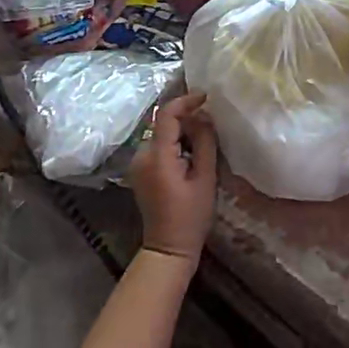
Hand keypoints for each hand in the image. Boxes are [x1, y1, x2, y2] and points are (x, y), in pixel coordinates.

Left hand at [132, 93, 217, 261]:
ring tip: (202, 141)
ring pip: (161, 133)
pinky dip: (174, 142)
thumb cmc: (190, 217)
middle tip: (210, 124)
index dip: (186, 101)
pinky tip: (189, 154)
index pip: (166, 115)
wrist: (168, 250)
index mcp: (157, 157)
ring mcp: (138, 163)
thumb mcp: (205, 177)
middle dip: (187, 118)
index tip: (206, 97)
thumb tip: (203, 115)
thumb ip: (204, 141)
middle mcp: (141, 155)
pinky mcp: (140, 170)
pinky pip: (158, 145)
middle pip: (164, 123)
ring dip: (181, 131)